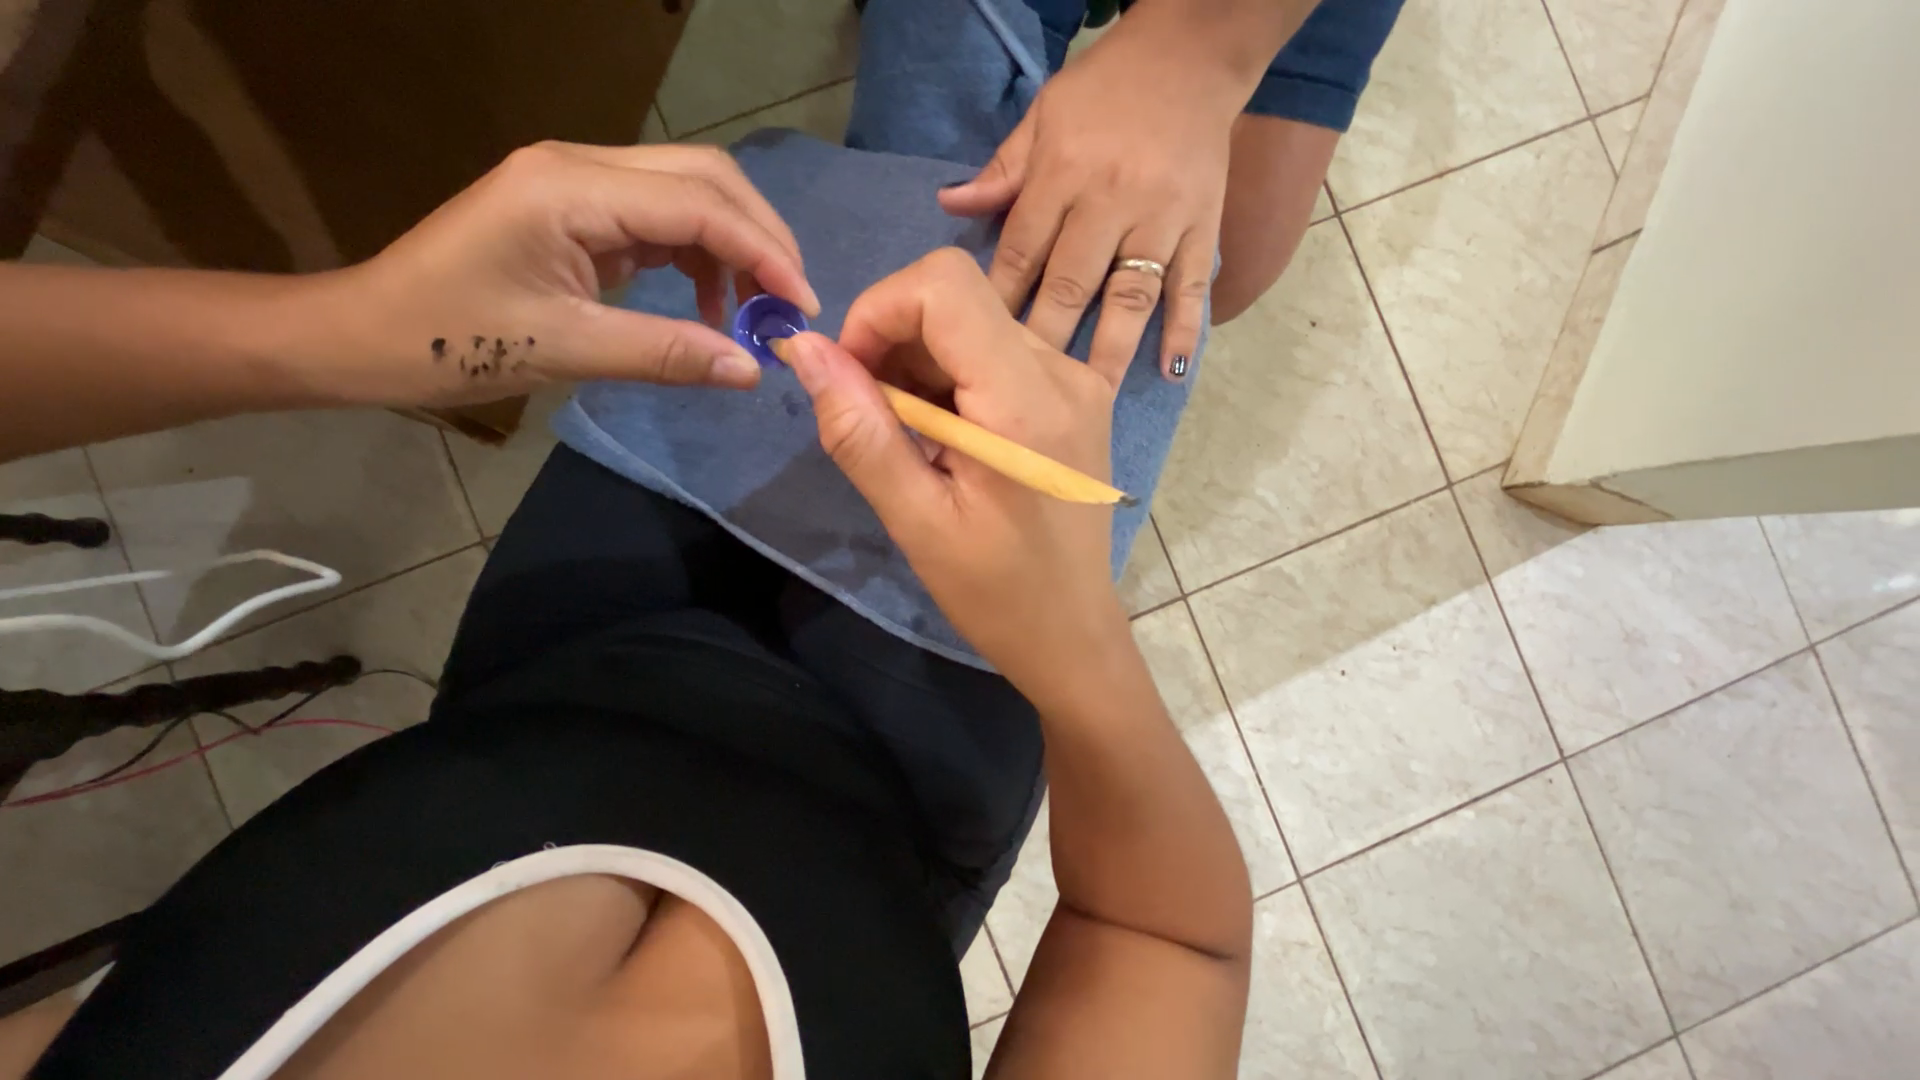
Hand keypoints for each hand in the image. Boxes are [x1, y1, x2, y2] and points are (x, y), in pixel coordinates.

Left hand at [324, 141, 819, 406]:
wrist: (365, 333)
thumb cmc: (451, 342)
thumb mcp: (567, 350)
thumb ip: (668, 354)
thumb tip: (753, 371)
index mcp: (572, 188)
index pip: (700, 202)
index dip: (763, 253)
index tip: (801, 309)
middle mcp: (582, 166)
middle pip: (705, 176)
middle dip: (761, 237)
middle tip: (790, 304)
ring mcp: (580, 184)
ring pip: (690, 193)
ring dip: (735, 248)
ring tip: (753, 314)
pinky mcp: (580, 210)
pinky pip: (663, 220)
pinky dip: (700, 258)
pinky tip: (709, 304)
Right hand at [781, 249, 1132, 697]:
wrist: (1073, 631)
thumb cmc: (996, 593)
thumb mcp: (917, 521)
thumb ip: (861, 432)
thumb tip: (805, 349)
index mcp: (1027, 400)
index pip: (943, 285)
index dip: (878, 312)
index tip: (851, 377)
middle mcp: (1063, 370)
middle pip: (957, 297)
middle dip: (894, 340)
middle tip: (877, 419)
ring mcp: (1077, 378)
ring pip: (974, 320)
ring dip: (922, 363)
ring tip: (915, 440)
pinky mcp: (1076, 393)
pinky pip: (998, 350)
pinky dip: (954, 376)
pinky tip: (948, 436)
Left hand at [938, 16, 1241, 382]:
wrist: (1193, 54)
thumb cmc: (1104, 88)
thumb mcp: (1043, 115)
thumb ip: (1002, 170)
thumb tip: (949, 204)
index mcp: (1063, 173)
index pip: (1022, 249)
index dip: (997, 301)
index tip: (979, 348)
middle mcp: (1110, 201)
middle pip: (1070, 282)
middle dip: (1043, 340)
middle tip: (1019, 399)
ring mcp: (1162, 218)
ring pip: (1129, 294)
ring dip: (1107, 349)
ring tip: (1088, 399)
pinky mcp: (1202, 228)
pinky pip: (1192, 286)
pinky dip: (1183, 329)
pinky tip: (1171, 372)